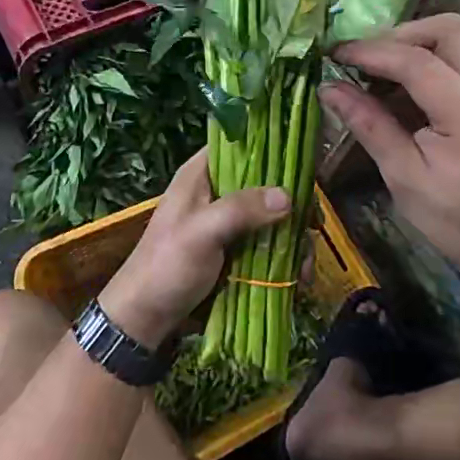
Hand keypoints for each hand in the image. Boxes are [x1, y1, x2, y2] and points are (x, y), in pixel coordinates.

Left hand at [100, 151, 290, 348]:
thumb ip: (240, 210)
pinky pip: (270, 245)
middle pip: (267, 182)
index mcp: (202, 174)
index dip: (274, 148)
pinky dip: (287, 258)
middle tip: (314, 226)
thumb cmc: (166, 266)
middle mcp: (218, 191)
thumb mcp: (201, 233)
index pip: (241, 143)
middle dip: (294, 204)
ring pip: (274, 216)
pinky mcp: (237, 250)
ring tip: (306, 267)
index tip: (306, 166)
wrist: (145, 317)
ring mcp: (229, 222)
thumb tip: (288, 196)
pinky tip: (300, 278)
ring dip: (295, 238)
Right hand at [321, 13, 459, 285]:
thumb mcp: (404, 178)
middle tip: (363, 59)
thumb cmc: (457, 222)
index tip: (335, 54)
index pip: (418, 62)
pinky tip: (408, 84)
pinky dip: (433, 57)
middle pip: (448, 29)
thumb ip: (369, 125)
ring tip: (381, 70)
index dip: (371, 52)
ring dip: (415, 43)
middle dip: (398, 35)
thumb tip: (329, 87)